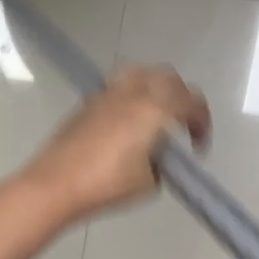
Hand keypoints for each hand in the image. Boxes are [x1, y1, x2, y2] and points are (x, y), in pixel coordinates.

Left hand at [20, 65, 211, 221]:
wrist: (55, 184)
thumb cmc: (106, 185)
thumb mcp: (149, 182)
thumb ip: (161, 162)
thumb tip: (157, 156)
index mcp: (154, 109)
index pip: (191, 103)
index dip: (202, 121)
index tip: (198, 144)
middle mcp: (133, 93)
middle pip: (168, 78)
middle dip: (183, 98)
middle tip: (182, 124)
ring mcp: (107, 93)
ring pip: (141, 73)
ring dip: (156, 86)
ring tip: (156, 111)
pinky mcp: (88, 101)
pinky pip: (118, 85)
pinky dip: (132, 93)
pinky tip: (127, 118)